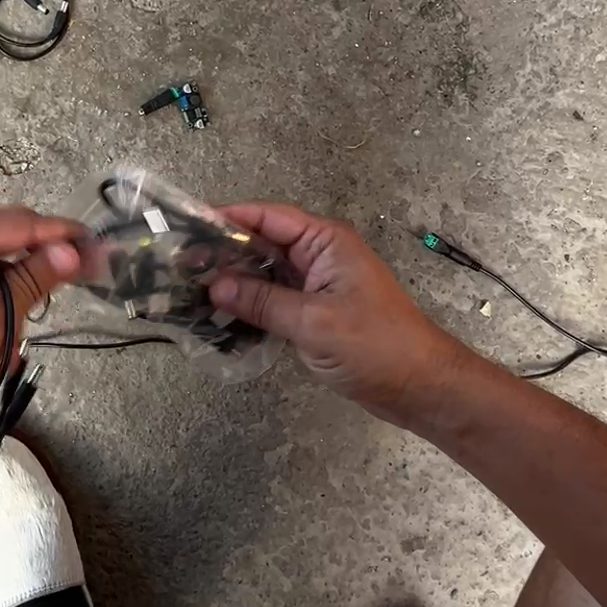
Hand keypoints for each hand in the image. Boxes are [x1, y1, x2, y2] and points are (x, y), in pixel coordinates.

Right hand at [208, 203, 467, 422]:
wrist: (423, 389)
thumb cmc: (375, 345)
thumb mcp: (313, 322)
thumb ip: (262, 301)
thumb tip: (215, 285)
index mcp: (324, 241)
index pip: (268, 216)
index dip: (229, 217)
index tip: (190, 225)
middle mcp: (318, 255)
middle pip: (263, 243)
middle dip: (225, 251)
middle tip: (182, 263)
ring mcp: (317, 284)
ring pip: (266, 273)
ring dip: (235, 280)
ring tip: (192, 288)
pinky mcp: (315, 312)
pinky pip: (274, 299)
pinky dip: (250, 304)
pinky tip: (221, 316)